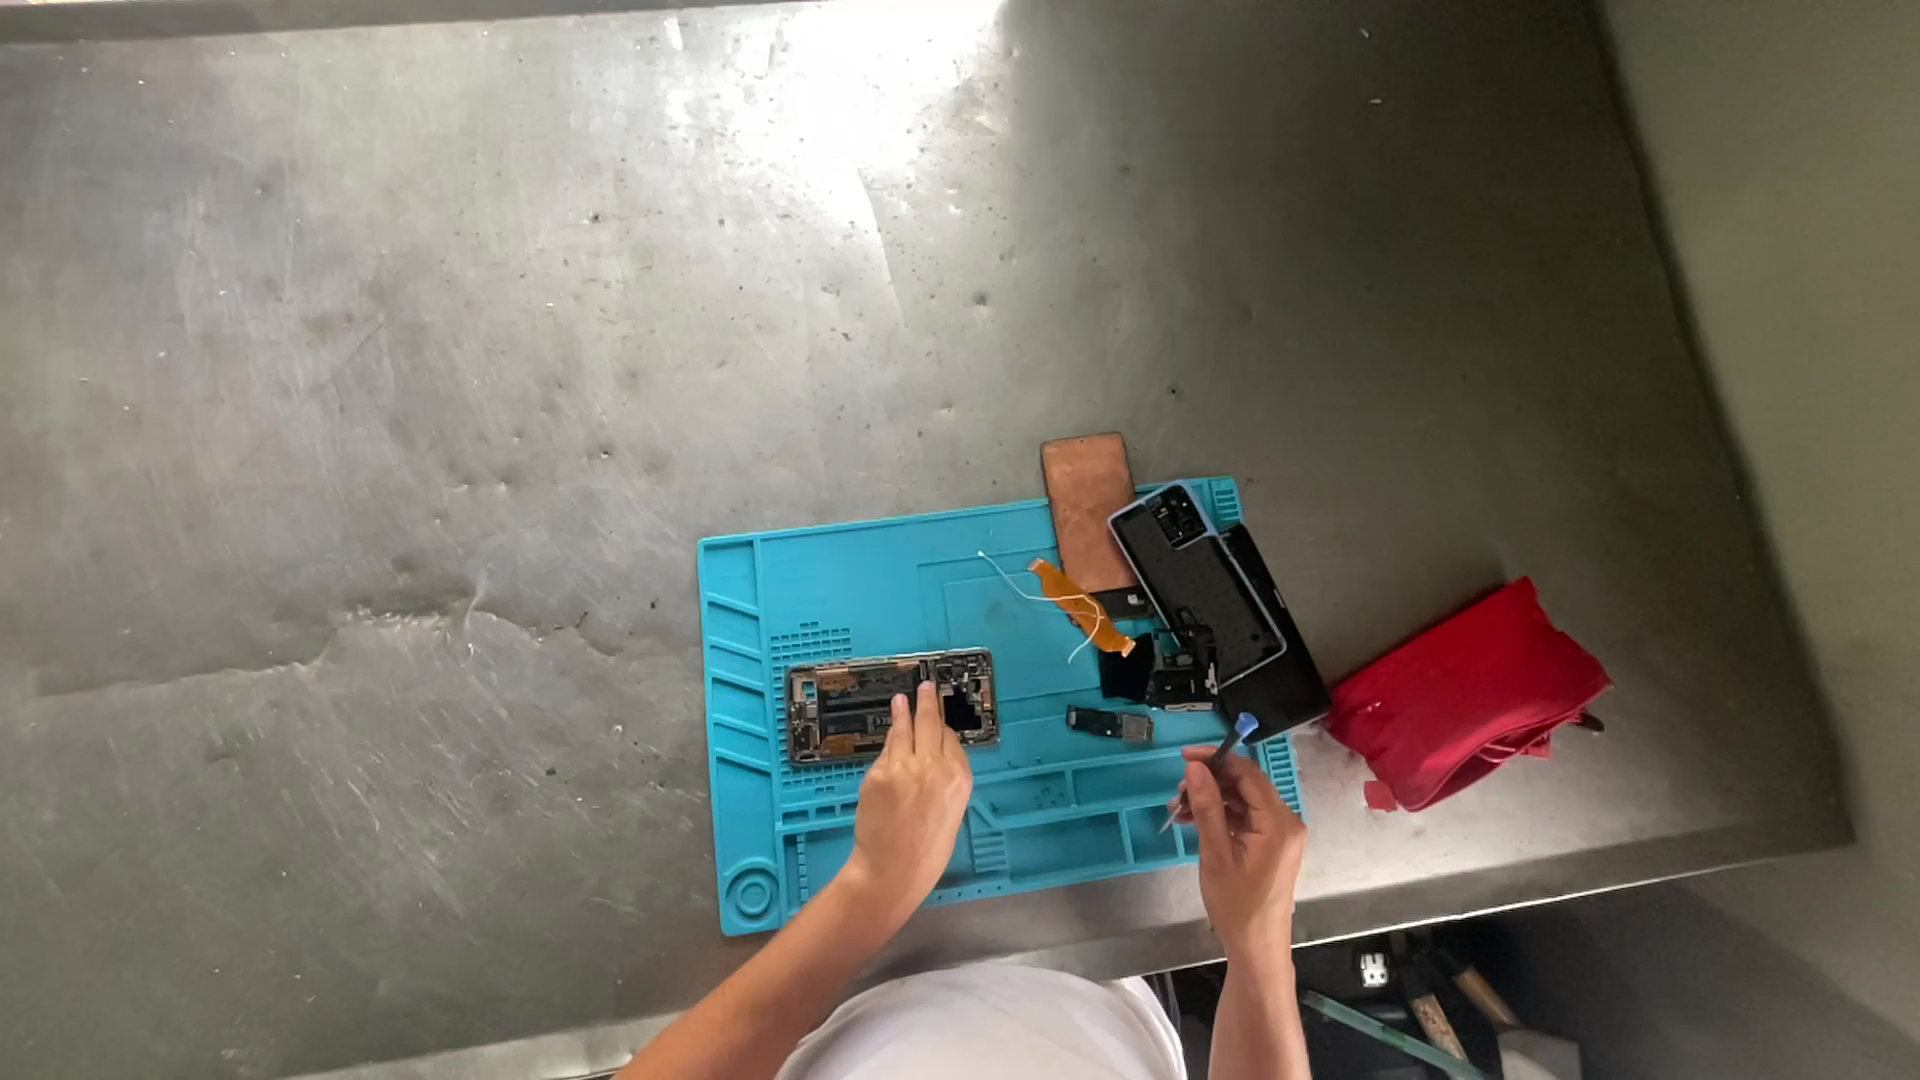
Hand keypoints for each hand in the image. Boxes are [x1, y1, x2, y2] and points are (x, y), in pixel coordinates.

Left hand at [837, 681, 973, 925]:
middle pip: (931, 724)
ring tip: (902, 698)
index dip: (943, 725)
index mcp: (959, 779)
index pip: (951, 739)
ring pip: (905, 731)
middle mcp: (935, 767)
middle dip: (927, 703)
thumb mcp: (951, 811)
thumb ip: (944, 779)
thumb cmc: (926, 852)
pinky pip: (886, 751)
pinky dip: (889, 741)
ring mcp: (905, 767)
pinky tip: (889, 731)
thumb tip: (933, 756)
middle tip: (925, 687)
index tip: (939, 716)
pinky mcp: (879, 772)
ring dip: (904, 712)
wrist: (891, 871)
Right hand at [1175, 746, 1306, 963]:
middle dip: (1210, 782)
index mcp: (1279, 823)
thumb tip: (1195, 768)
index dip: (1216, 759)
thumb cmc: (1237, 905)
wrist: (1256, 949)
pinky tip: (1194, 821)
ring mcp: (1281, 834)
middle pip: (1245, 785)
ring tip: (1179, 809)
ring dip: (1211, 799)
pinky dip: (1221, 815)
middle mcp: (1286, 822)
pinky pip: (1246, 817)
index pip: (1248, 773)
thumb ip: (1207, 807)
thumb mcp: (1216, 853)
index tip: (1184, 757)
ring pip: (1243, 800)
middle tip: (1178, 792)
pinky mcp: (1272, 845)